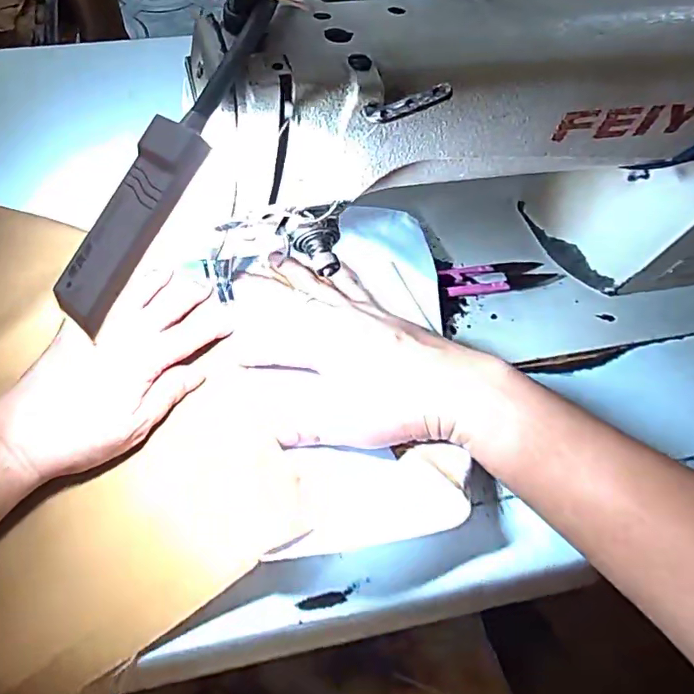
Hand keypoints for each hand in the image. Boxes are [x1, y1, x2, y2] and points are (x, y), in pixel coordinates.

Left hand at [0, 270, 228, 484]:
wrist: (24, 429)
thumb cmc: (81, 435)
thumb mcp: (134, 427)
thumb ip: (167, 394)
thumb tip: (196, 373)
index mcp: (145, 361)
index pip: (188, 338)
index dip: (211, 327)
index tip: (229, 318)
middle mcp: (126, 335)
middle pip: (167, 306)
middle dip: (190, 294)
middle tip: (207, 286)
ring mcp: (100, 326)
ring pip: (136, 293)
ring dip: (157, 280)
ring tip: (171, 270)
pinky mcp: (76, 326)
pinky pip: (106, 296)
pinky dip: (122, 285)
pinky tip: (127, 281)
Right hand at [222, 256, 516, 451]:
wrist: (457, 388)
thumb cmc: (404, 405)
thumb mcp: (351, 425)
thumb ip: (308, 428)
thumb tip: (275, 437)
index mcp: (325, 347)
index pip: (278, 348)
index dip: (252, 352)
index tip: (235, 357)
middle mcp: (339, 321)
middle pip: (292, 298)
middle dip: (262, 286)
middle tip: (241, 274)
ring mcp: (362, 312)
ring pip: (319, 282)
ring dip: (294, 269)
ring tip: (277, 256)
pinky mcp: (383, 311)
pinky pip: (353, 282)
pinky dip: (338, 270)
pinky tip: (335, 263)